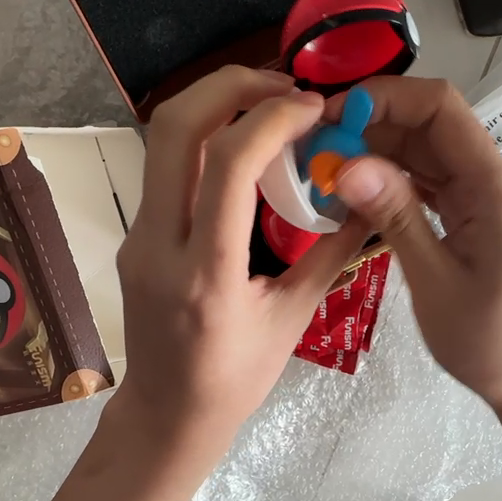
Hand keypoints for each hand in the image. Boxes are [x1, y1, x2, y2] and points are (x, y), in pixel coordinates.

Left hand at [118, 67, 371, 431]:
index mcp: (208, 277)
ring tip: (267, 111)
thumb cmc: (235, 382)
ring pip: (163, 141)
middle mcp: (160, 247)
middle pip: (176, 127)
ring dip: (214, 108)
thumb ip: (328, 256)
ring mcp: (137, 239)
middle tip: (283, 85)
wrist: (168, 415)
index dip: (274, 118)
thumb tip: (368, 204)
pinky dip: (204, 145)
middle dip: (231, 85)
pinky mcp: (133, 238)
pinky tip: (241, 157)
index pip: (230, 164)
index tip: (312, 109)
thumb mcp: (290, 321)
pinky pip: (164, 171)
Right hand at [327, 77, 501, 415]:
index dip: (384, 98)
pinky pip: (430, 184)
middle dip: (373, 125)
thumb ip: (395, 216)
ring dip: (379, 153)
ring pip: (427, 154)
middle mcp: (492, 182)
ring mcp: (483, 200)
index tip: (331, 117)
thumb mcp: (434, 280)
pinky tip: (357, 192)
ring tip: (327, 168)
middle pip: (431, 126)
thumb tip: (347, 163)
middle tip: (316, 147)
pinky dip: (394, 182)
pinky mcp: (472, 220)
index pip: (440, 109)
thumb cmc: (482, 340)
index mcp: (493, 188)